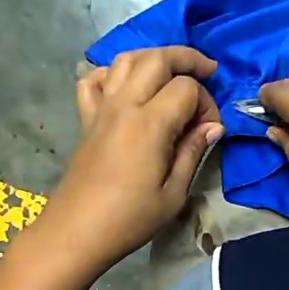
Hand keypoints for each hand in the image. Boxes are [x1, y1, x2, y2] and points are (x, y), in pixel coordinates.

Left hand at [37, 46, 223, 271]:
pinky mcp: (85, 119)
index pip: (186, 88)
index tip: (210, 130)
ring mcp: (100, 109)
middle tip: (207, 71)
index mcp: (149, 123)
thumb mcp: (173, 194)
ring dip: (152, 57)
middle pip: (156, 58)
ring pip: (124, 60)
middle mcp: (123, 105)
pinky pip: (93, 80)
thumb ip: (193, 152)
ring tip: (170, 72)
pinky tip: (124, 86)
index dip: (206, 102)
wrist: (75, 232)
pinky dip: (110, 73)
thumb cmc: (128, 219)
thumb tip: (213, 126)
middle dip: (186, 58)